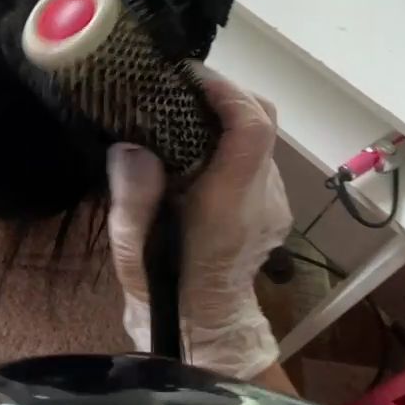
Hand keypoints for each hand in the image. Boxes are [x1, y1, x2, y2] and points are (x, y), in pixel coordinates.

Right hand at [105, 65, 292, 379]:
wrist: (204, 328)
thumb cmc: (164, 289)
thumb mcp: (132, 249)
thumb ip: (133, 198)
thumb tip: (131, 147)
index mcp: (230, 204)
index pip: (252, 128)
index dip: (226, 91)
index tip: (187, 76)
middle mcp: (262, 197)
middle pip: (263, 120)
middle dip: (222, 92)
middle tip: (176, 86)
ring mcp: (272, 201)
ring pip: (260, 136)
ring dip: (223, 115)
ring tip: (178, 112)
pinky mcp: (270, 205)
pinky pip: (254, 155)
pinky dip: (226, 139)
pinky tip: (192, 150)